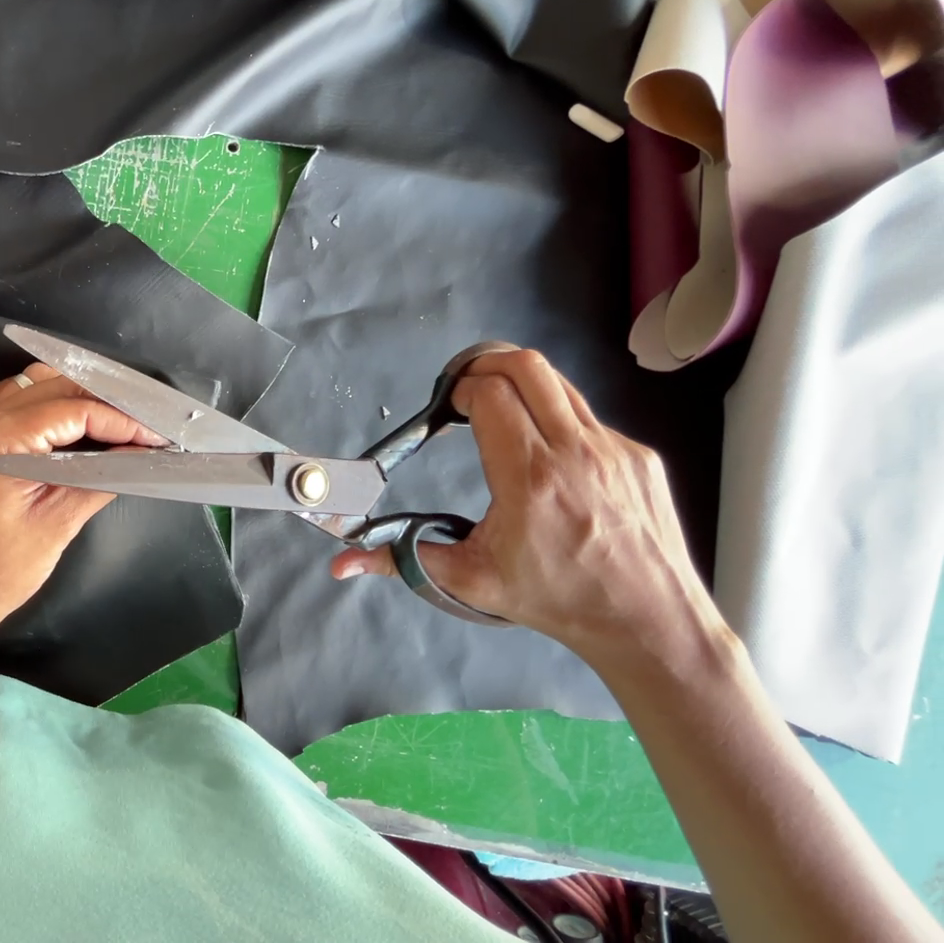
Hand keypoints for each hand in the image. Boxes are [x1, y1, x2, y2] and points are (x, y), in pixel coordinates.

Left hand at [0, 363, 166, 640]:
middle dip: (108, 404)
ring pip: (39, 387)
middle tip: (152, 427)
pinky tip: (81, 425)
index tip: (162, 435)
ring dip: (82, 399)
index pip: (76, 409)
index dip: (124, 420)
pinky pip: (19, 402)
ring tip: (124, 424)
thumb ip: (100, 477)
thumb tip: (142, 452)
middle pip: (58, 388)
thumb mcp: (57, 524)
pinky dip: (53, 406)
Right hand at [328, 349, 729, 670]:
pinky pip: (587, 416)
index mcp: (529, 478)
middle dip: (485, 366)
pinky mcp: (640, 456)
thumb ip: (400, 559)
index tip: (447, 412)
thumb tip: (340, 565)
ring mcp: (615, 450)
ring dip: (521, 384)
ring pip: (561, 383)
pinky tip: (544, 454)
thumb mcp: (467, 579)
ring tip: (498, 409)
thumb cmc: (552, 599)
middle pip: (527, 367)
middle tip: (464, 392)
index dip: (459, 392)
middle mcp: (575, 453)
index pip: (491, 395)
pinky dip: (554, 417)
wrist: (648, 622)